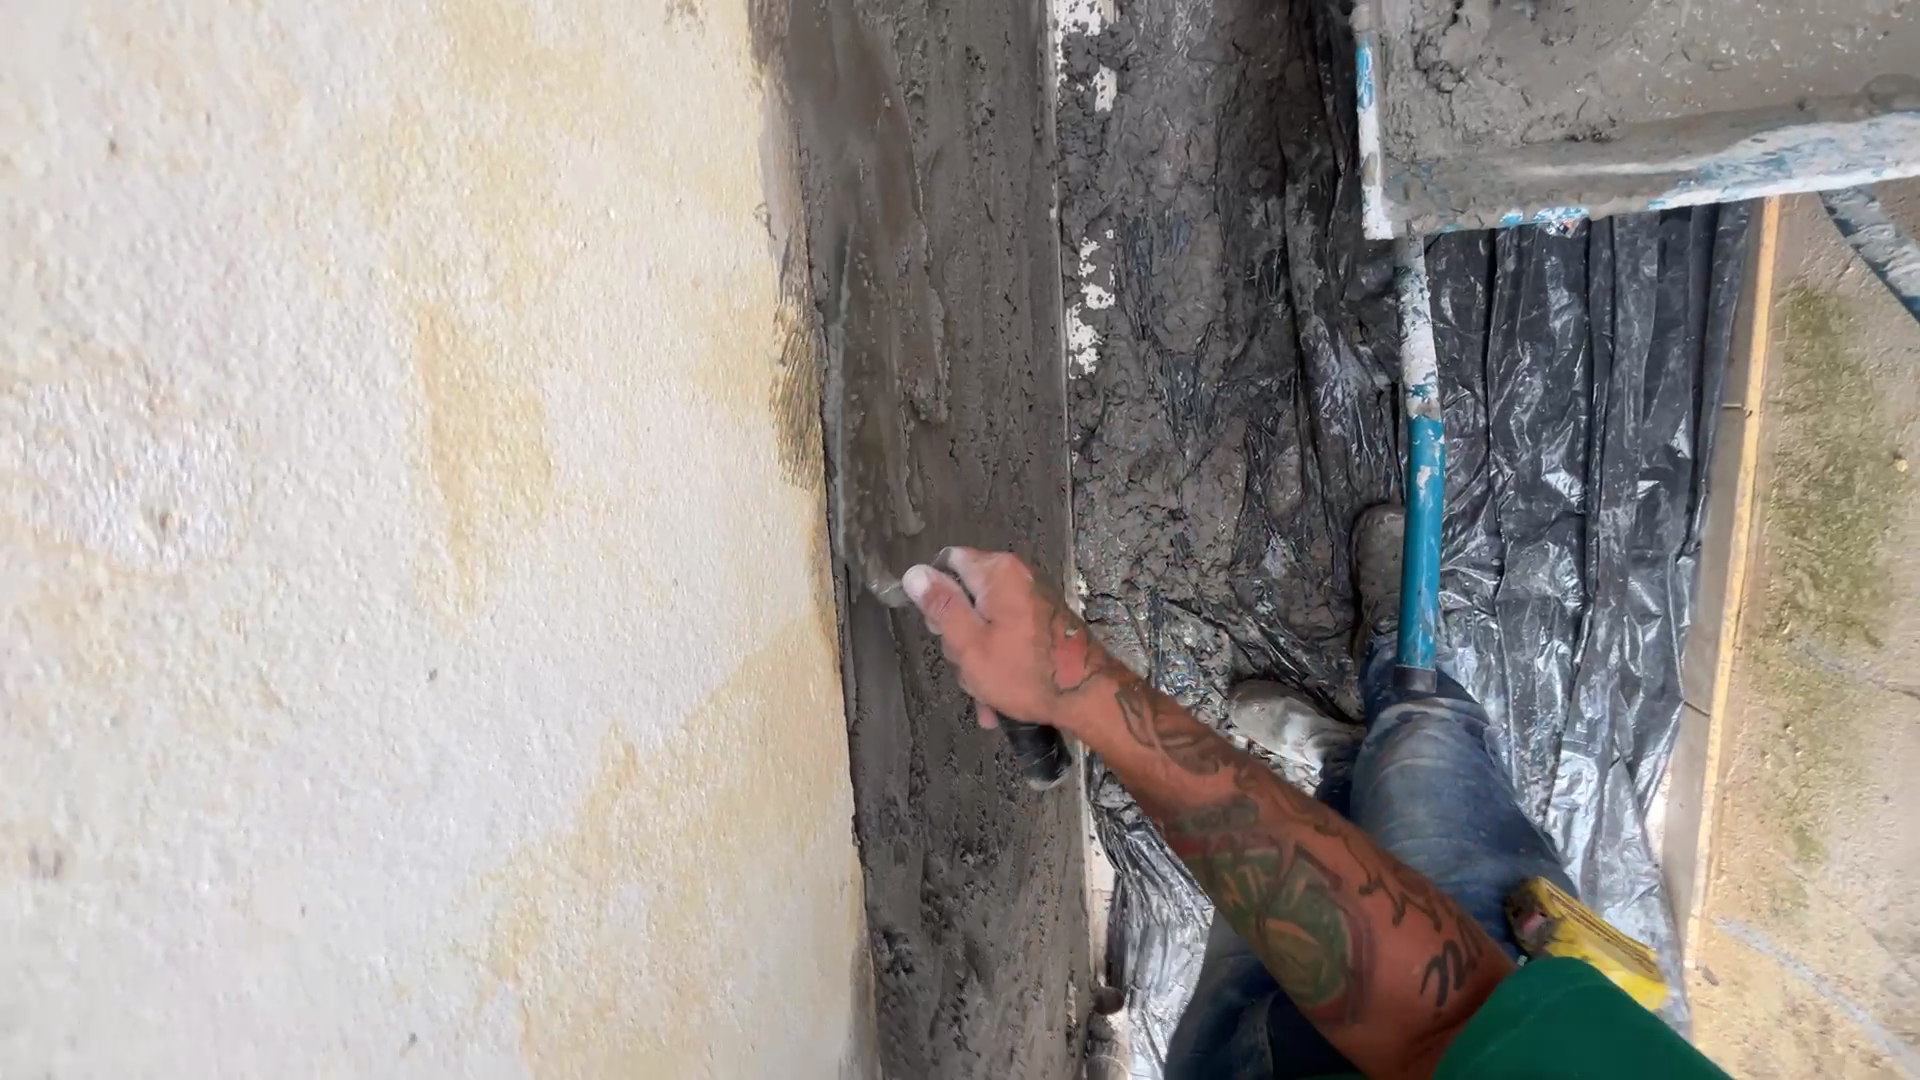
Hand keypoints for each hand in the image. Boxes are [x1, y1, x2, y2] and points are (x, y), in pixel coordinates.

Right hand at [900, 548, 1112, 732]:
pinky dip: (1000, 663)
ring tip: (987, 691)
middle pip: (966, 596)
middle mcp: (1018, 577)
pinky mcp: (1041, 622)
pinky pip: (1007, 636)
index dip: (936, 595)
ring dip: (979, 658)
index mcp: (998, 573)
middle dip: (959, 636)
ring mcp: (1032, 600)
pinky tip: (998, 699)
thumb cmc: (1026, 672)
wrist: (1089, 698)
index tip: (940, 629)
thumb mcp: (970, 644)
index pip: (948, 562)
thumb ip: (941, 607)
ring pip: (985, 623)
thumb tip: (914, 573)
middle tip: (968, 664)